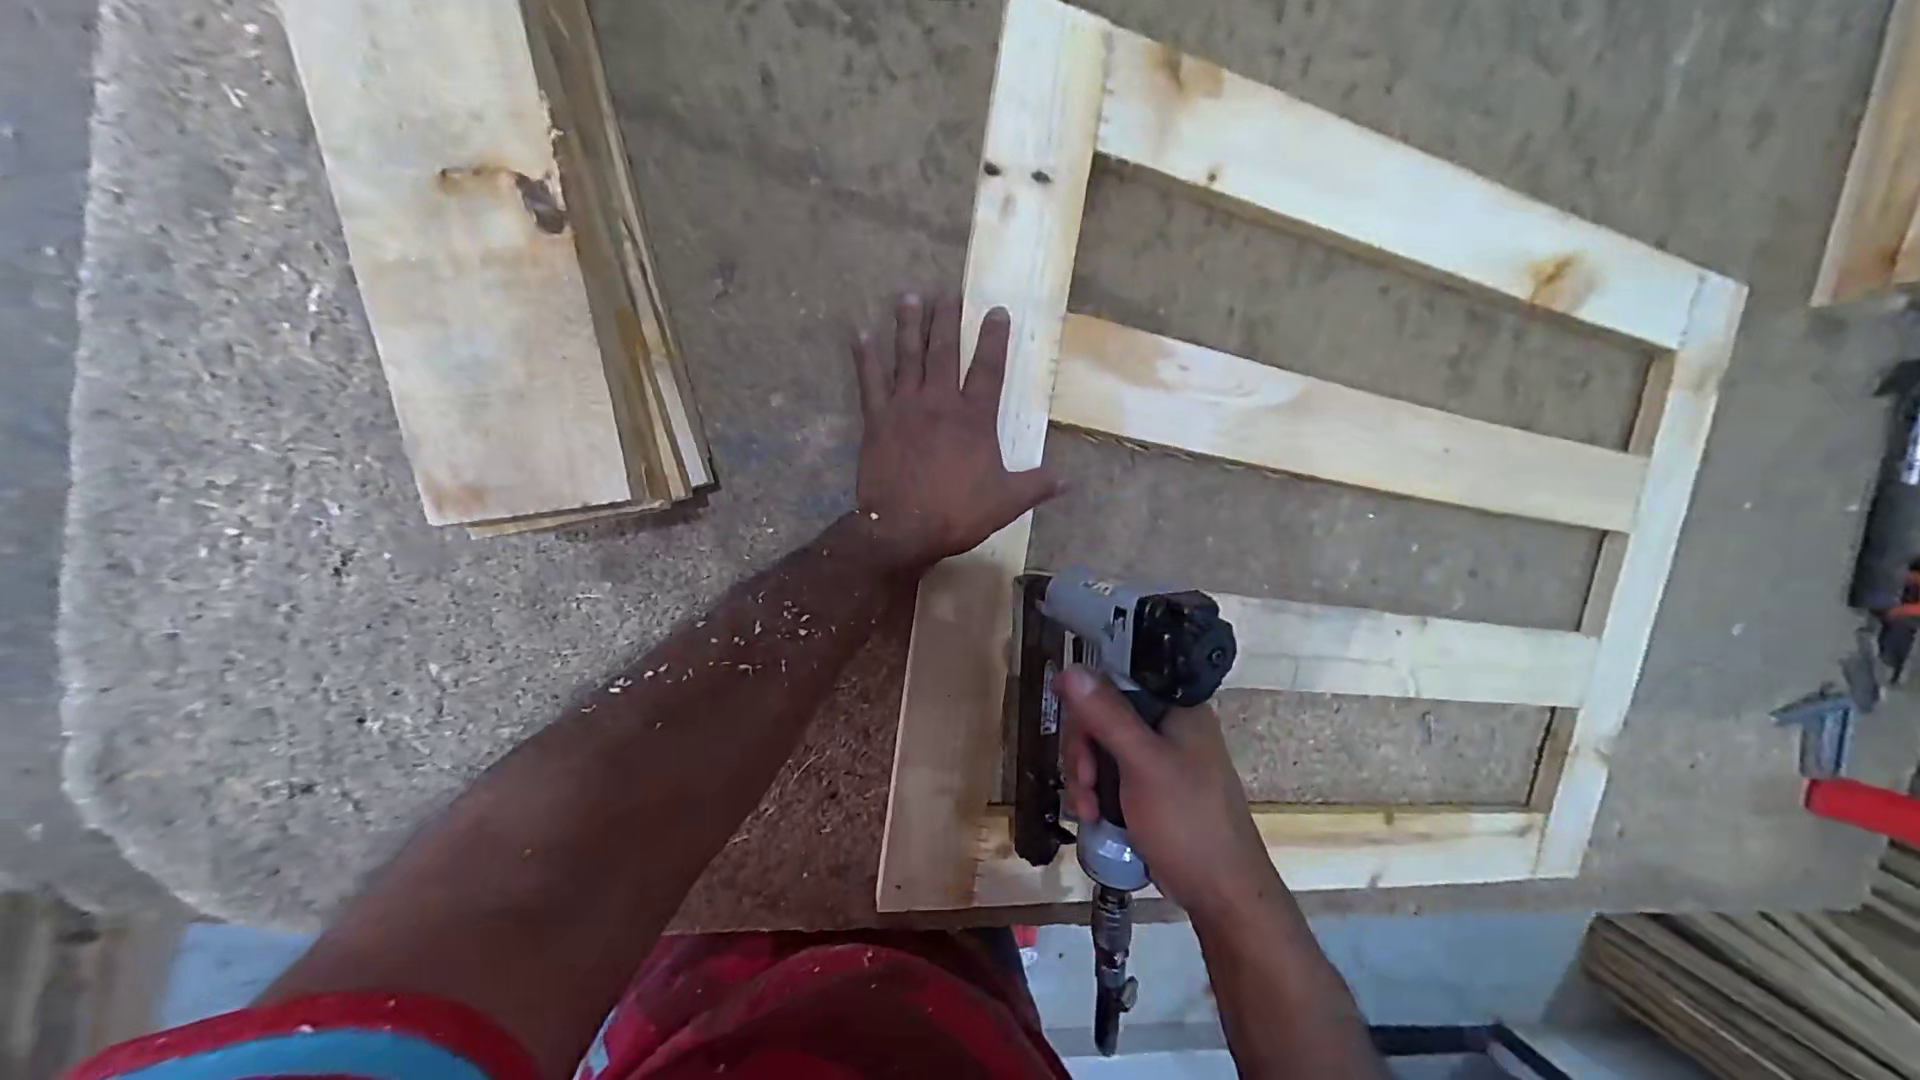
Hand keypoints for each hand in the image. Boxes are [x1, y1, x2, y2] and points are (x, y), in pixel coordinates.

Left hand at [849, 293, 1061, 571]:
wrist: (902, 527)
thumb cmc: (956, 513)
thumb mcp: (1005, 502)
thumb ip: (1035, 485)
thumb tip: (1069, 481)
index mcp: (974, 418)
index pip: (989, 369)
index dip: (994, 338)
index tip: (996, 310)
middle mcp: (940, 402)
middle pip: (944, 351)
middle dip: (946, 318)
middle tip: (946, 291)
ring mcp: (905, 407)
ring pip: (907, 356)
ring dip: (908, 325)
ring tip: (908, 297)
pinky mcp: (877, 419)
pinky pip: (870, 381)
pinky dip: (865, 357)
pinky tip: (860, 335)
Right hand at [1058, 666, 1283, 922]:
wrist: (1221, 895)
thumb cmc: (1188, 823)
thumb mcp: (1143, 765)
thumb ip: (1107, 717)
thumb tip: (1071, 671)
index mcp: (1176, 709)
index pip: (1117, 682)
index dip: (1087, 702)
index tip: (1071, 731)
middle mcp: (1168, 726)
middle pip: (1102, 717)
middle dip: (1084, 754)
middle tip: (1084, 785)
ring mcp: (1160, 759)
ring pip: (1101, 748)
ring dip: (1085, 778)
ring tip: (1089, 810)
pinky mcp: (1150, 787)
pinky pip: (1110, 774)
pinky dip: (1096, 793)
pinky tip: (1095, 816)